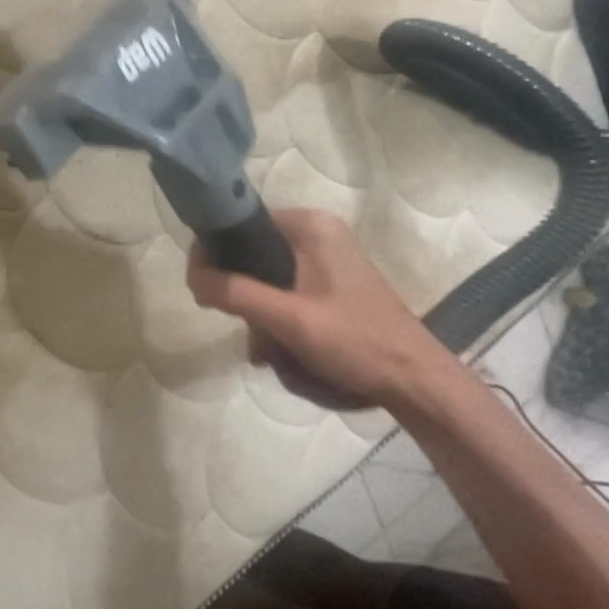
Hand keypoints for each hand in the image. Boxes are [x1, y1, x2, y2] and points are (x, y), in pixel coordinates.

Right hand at [186, 208, 461, 409]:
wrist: (417, 383)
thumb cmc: (355, 341)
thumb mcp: (287, 318)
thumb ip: (234, 293)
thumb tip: (191, 278)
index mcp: (309, 226)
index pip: (238, 225)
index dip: (213, 256)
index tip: (204, 291)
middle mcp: (316, 233)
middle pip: (250, 254)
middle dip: (238, 294)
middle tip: (241, 327)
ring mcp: (326, 259)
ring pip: (264, 277)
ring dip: (255, 313)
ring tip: (263, 349)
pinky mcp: (331, 284)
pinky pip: (284, 292)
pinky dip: (274, 318)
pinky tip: (276, 349)